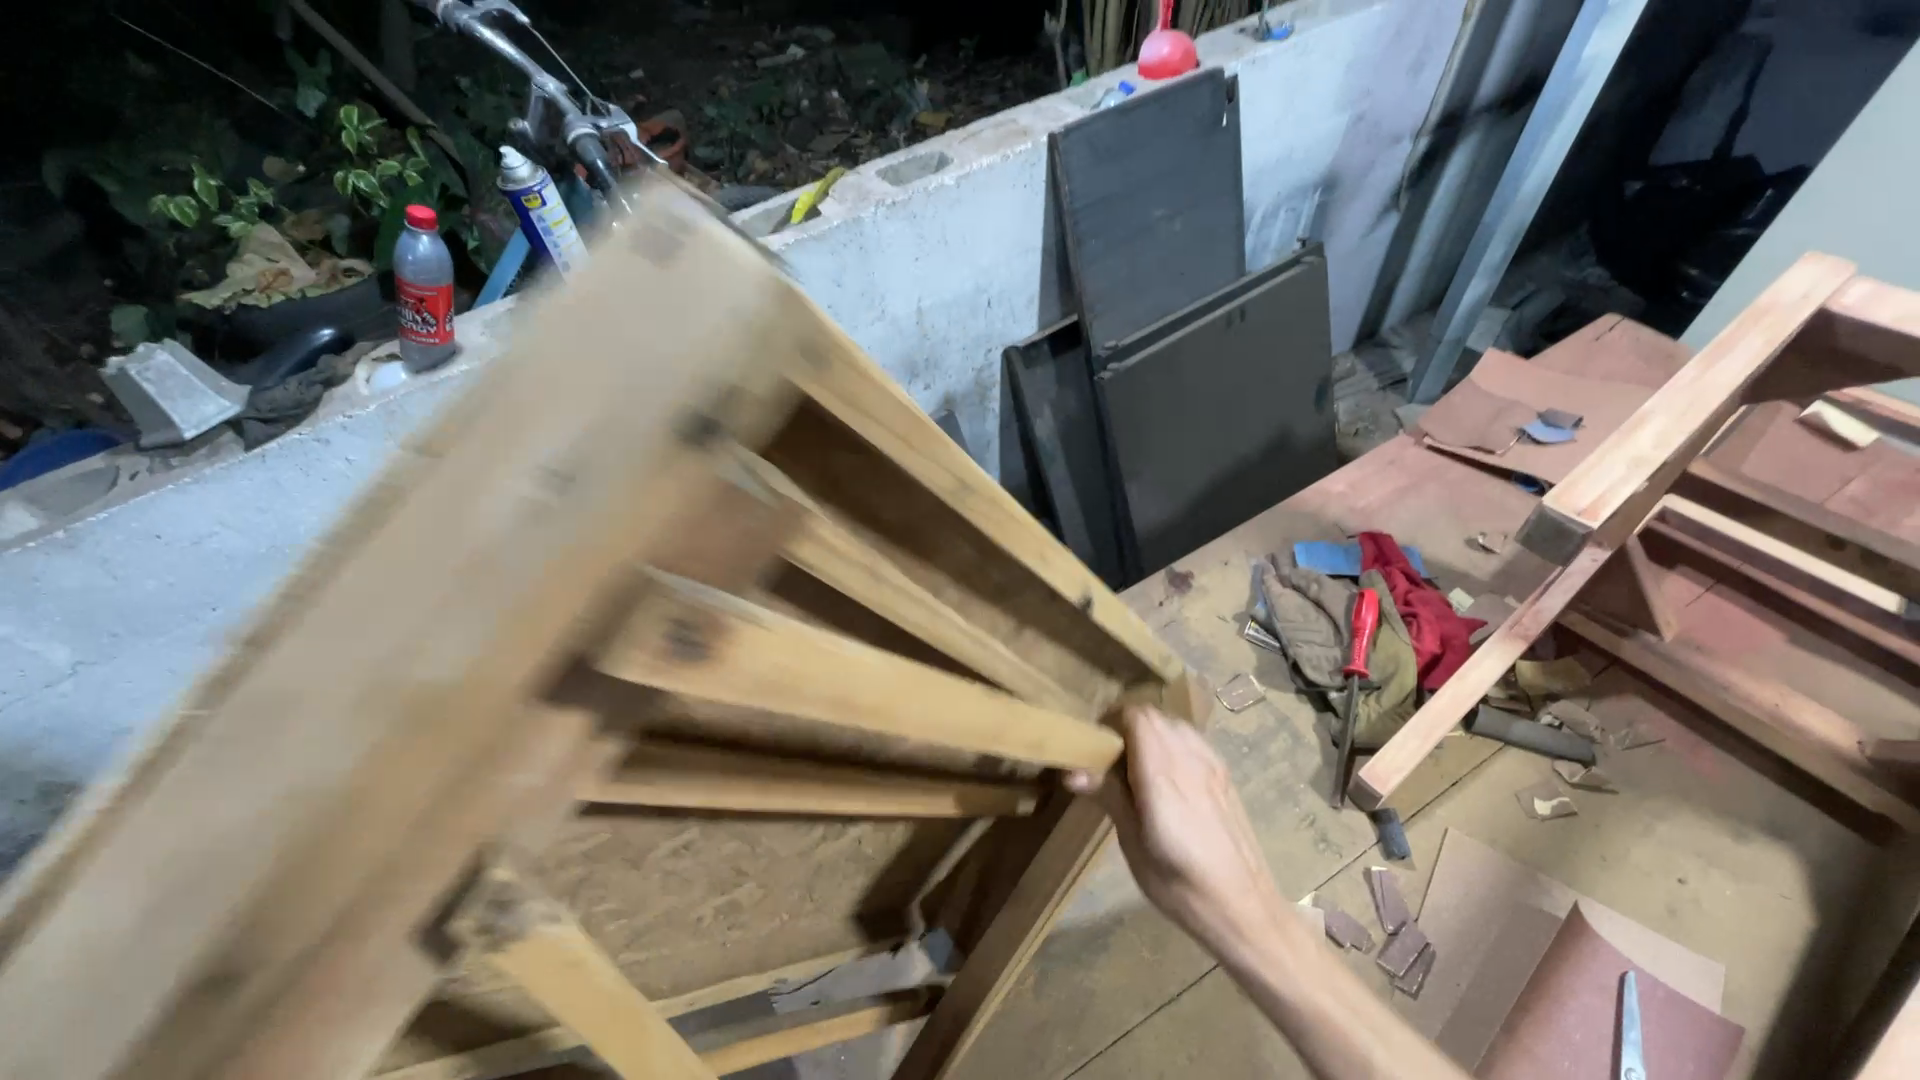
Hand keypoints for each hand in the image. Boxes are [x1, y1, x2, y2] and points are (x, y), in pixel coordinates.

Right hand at [1067, 705, 1283, 946]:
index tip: (1093, 748)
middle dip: (1127, 728)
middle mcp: (1189, 759)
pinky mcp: (1225, 775)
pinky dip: (1172, 744)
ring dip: (1151, 734)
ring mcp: (1212, 764)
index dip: (1110, 723)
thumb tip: (1072, 770)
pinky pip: (1192, 740)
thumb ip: (1109, 797)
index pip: (1136, 717)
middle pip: (1153, 717)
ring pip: (1174, 725)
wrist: (1244, 907)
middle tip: (1109, 762)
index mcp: (1162, 775)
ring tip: (1136, 770)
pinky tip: (1166, 779)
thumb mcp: (1134, 845)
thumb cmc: (1180, 885)